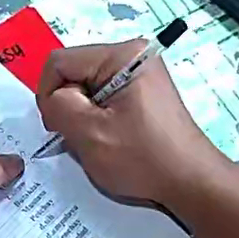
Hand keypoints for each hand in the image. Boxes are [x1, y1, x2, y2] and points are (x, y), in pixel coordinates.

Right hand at [37, 41, 227, 205]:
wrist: (190, 181)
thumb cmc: (142, 158)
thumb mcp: (89, 133)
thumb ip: (59, 106)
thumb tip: (55, 99)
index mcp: (122, 56)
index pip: (59, 62)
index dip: (48, 95)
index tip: (59, 127)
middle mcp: (133, 56)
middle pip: (74, 72)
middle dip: (69, 106)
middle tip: (83, 138)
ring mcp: (141, 74)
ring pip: (87, 88)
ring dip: (84, 117)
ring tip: (101, 141)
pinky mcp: (144, 93)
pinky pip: (104, 98)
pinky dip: (98, 120)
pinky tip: (112, 140)